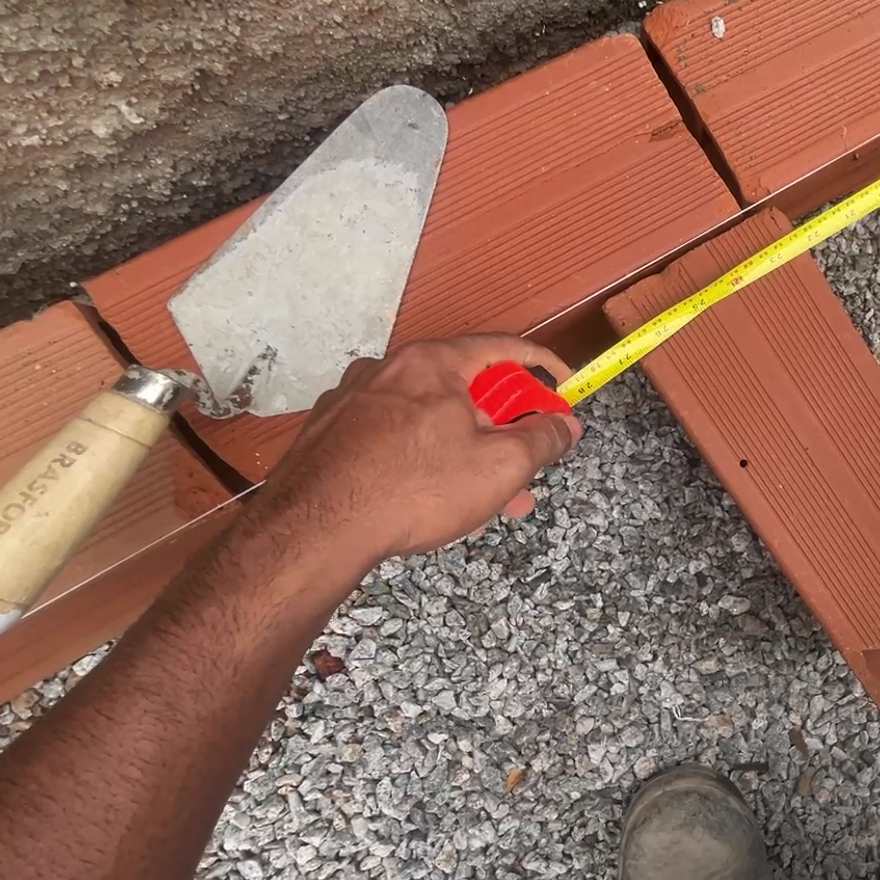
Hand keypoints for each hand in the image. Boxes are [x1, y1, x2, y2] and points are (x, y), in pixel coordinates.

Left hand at [254, 335, 581, 565]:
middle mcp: (389, 370)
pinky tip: (438, 497)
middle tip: (529, 459)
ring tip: (490, 496)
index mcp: (433, 365)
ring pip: (433, 419)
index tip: (565, 387)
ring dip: (470, 450)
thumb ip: (543, 439)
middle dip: (507, 427)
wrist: (314, 531)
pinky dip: (429, 459)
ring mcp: (353, 401)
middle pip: (468, 388)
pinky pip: (398, 438)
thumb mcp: (503, 465)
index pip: (504, 347)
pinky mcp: (330, 434)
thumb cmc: (414, 489)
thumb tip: (565, 424)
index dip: (544, 366)